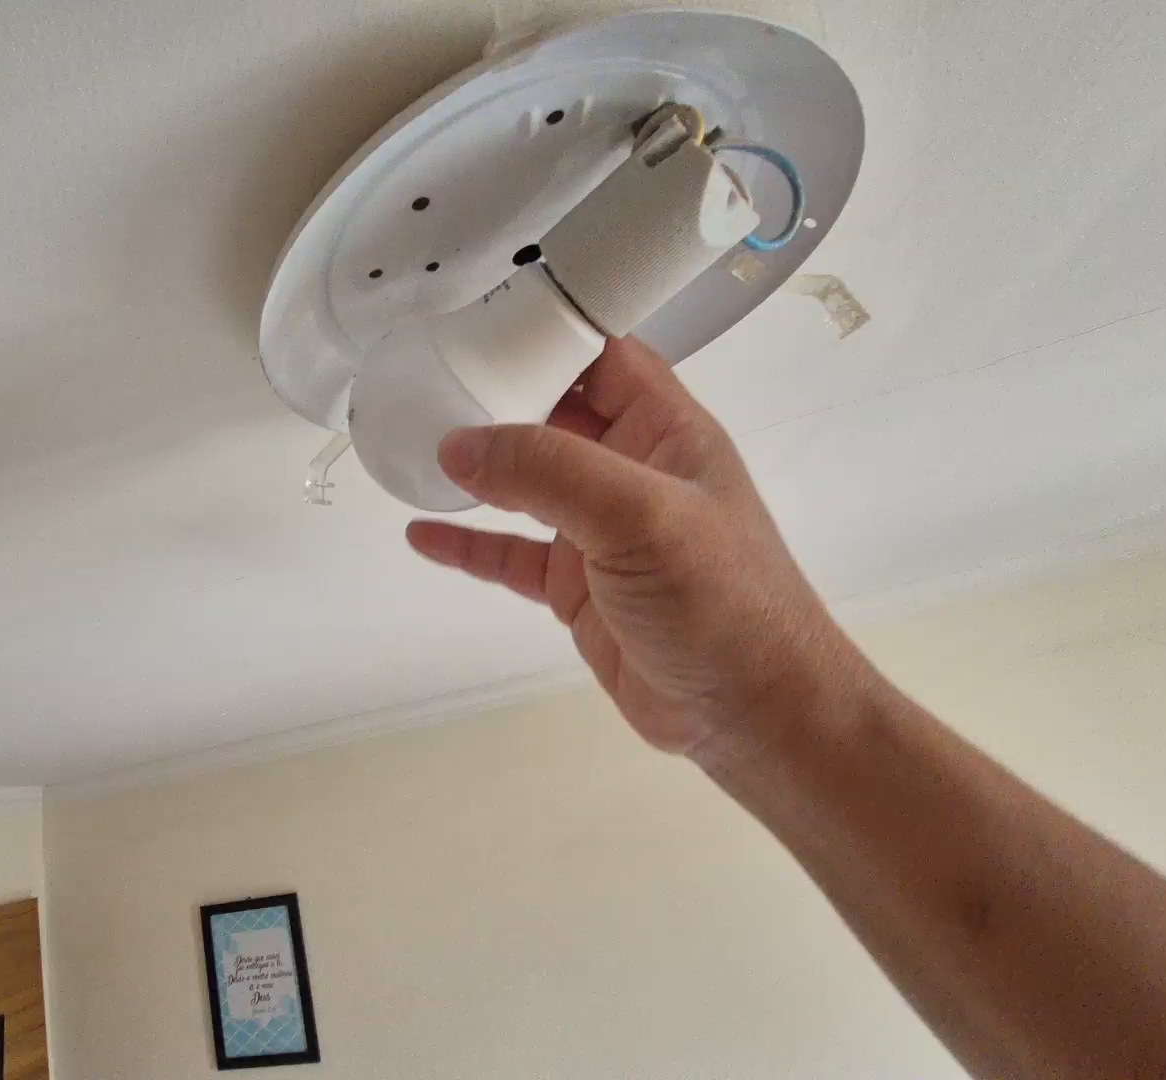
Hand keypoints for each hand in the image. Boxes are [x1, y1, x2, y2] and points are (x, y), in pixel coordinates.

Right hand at [406, 337, 874, 764]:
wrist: (748, 717)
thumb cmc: (725, 606)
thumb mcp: (640, 517)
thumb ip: (550, 472)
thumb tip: (460, 445)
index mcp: (664, 432)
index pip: (601, 357)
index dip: (548, 334)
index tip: (480, 328)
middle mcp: (628, 472)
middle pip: (551, 414)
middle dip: (496, 398)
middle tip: (430, 385)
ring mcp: (597, 531)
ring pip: (523, 484)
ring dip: (475, 469)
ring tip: (417, 451)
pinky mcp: (573, 584)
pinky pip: (508, 552)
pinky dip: (468, 541)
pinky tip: (426, 534)